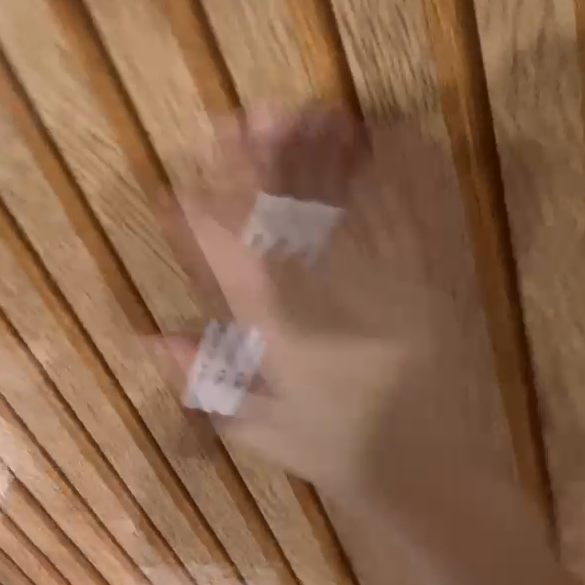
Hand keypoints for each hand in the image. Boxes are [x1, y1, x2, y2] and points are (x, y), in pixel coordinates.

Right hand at [160, 110, 512, 516]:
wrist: (429, 470)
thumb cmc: (334, 451)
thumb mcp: (257, 427)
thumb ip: (207, 377)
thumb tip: (151, 338)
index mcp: (287, 333)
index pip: (234, 260)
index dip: (202, 220)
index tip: (176, 192)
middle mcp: (335, 296)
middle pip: (291, 213)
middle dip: (261, 161)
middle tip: (237, 119)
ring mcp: (389, 282)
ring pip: (350, 203)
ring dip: (321, 152)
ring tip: (299, 114)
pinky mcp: (433, 280)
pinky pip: (419, 213)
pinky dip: (401, 170)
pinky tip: (384, 139)